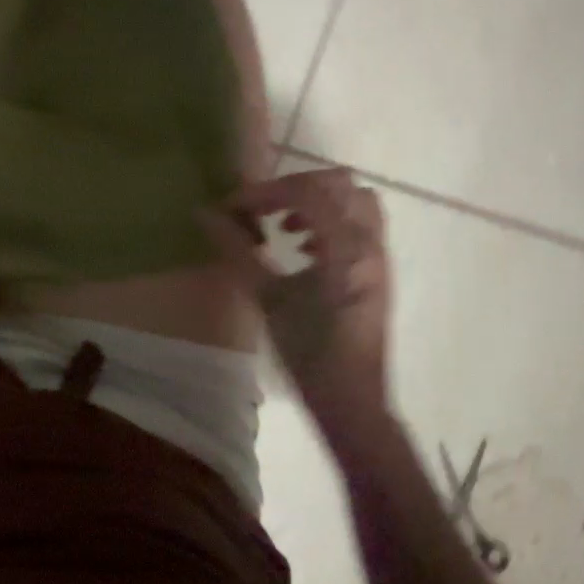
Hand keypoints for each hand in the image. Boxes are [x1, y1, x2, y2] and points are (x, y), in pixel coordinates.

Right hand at [202, 169, 393, 435]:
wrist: (352, 399)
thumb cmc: (308, 351)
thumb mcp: (267, 298)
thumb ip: (237, 250)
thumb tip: (205, 214)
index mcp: (345, 247)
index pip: (307, 193)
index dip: (264, 192)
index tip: (232, 208)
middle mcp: (369, 243)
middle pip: (337, 184)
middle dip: (294, 187)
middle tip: (261, 208)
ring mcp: (378, 256)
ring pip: (353, 200)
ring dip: (316, 201)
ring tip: (282, 226)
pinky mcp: (376, 271)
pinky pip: (358, 224)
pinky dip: (328, 221)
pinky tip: (300, 249)